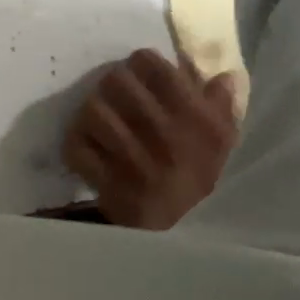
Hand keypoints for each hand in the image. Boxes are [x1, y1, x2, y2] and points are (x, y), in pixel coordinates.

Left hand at [64, 49, 238, 229]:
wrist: (181, 235)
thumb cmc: (199, 178)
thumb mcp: (220, 144)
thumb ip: (220, 107)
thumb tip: (224, 75)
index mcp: (197, 121)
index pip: (154, 65)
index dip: (142, 64)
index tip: (141, 74)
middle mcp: (166, 136)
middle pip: (116, 81)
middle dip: (111, 85)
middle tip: (116, 97)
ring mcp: (133, 159)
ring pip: (92, 111)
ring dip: (90, 115)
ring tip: (100, 123)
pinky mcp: (107, 181)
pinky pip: (75, 146)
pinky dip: (77, 146)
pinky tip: (89, 149)